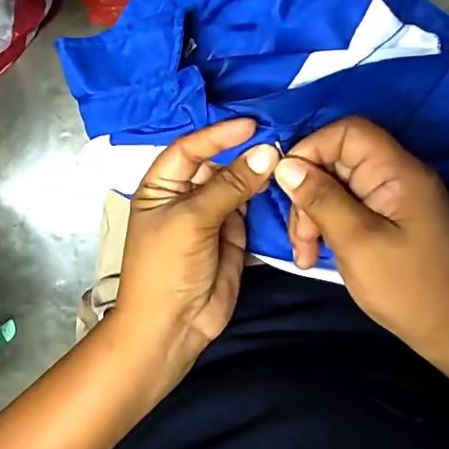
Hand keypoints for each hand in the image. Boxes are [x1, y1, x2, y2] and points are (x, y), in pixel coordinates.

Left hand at [115, 118, 278, 353]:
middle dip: (244, 152)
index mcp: (160, 185)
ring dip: (258, 173)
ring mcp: (210, 215)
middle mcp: (185, 195)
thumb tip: (266, 152)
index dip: (217, 134)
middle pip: (216, 163)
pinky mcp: (232, 235)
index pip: (189, 149)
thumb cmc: (166, 267)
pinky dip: (266, 197)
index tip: (251, 123)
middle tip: (281, 139)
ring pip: (237, 184)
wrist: (173, 325)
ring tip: (288, 158)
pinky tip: (285, 183)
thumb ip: (229, 186)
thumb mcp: (192, 221)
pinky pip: (251, 208)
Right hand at [272, 117, 448, 347]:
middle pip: (336, 160)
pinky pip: (344, 206)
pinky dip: (324, 225)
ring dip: (310, 215)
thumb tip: (285, 165)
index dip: (312, 149)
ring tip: (304, 252)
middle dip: (307, 193)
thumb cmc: (406, 287)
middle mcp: (397, 176)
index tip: (288, 185)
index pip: (348, 132)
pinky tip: (313, 253)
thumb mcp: (357, 242)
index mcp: (399, 173)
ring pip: (333, 185)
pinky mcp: (385, 217)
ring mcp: (391, 197)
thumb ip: (321, 199)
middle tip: (299, 236)